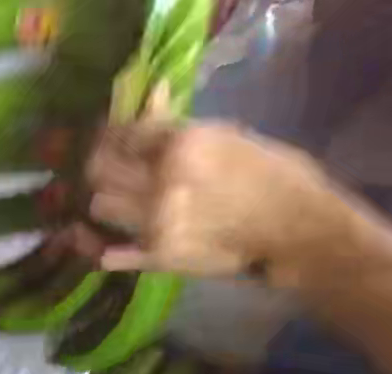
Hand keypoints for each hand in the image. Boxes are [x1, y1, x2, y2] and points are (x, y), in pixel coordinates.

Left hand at [83, 120, 345, 282]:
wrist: (290, 230)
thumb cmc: (269, 175)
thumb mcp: (227, 134)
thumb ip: (180, 125)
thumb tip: (153, 96)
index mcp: (180, 144)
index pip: (123, 132)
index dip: (111, 135)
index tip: (111, 140)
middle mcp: (160, 181)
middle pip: (101, 169)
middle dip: (101, 167)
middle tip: (108, 173)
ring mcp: (156, 223)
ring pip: (101, 206)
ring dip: (104, 205)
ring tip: (115, 207)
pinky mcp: (158, 259)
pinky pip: (110, 256)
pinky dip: (101, 250)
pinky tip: (102, 247)